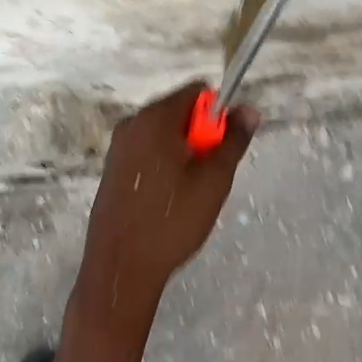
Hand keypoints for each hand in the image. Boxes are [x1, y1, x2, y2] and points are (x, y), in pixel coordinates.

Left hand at [80, 81, 258, 293]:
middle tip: (207, 175)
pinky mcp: (111, 168)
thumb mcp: (214, 180)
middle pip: (179, 111)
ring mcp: (118, 146)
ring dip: (182, 152)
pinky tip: (166, 200)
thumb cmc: (171, 221)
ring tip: (188, 192)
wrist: (119, 270)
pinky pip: (146, 151)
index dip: (217, 114)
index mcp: (156, 118)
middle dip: (199, 135)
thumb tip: (249, 110)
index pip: (196, 91)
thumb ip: (233, 140)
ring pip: (163, 133)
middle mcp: (133, 123)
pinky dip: (162, 164)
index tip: (221, 147)